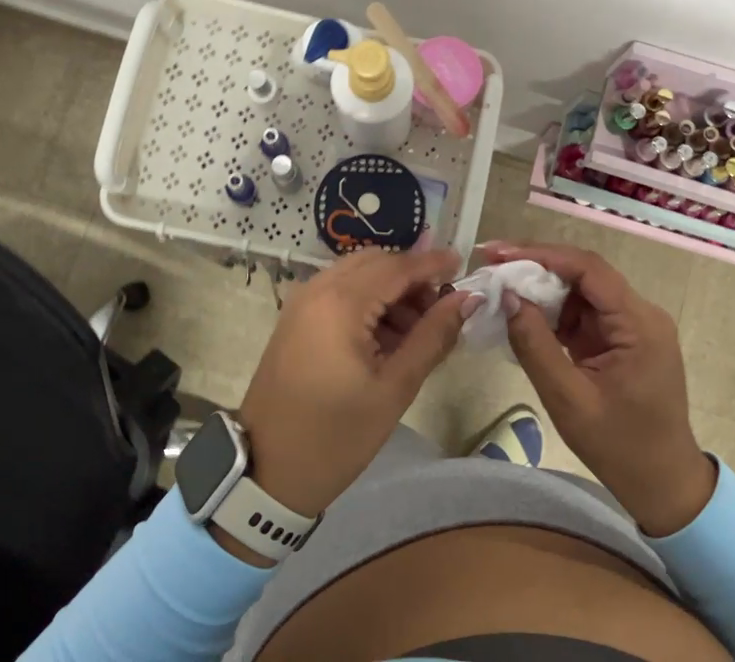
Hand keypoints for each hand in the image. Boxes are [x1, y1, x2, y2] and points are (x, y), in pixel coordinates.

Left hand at [235, 249, 464, 523]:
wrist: (267, 471)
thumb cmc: (336, 435)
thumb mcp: (394, 389)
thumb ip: (432, 337)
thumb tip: (467, 300)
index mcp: (340, 303)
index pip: (396, 266)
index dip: (433, 264)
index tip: (464, 265)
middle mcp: (317, 290)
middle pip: (374, 262)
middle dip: (410, 277)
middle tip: (441, 309)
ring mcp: (300, 303)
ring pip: (355, 275)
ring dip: (389, 290)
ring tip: (417, 332)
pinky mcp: (293, 320)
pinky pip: (337, 292)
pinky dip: (366, 301)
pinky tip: (385, 338)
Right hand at [487, 242, 717, 536]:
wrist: (663, 484)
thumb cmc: (619, 447)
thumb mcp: (568, 400)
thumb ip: (535, 345)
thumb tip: (508, 296)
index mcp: (639, 324)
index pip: (589, 268)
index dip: (541, 254)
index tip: (498, 253)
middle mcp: (642, 314)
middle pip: (585, 273)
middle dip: (536, 266)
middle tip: (490, 264)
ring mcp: (633, 327)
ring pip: (582, 291)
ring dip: (542, 288)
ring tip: (499, 287)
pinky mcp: (622, 340)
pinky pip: (585, 314)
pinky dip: (553, 312)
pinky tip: (522, 314)